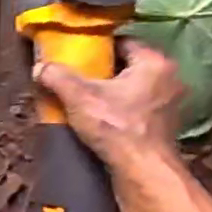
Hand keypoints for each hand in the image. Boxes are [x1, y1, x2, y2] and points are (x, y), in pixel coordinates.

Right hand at [34, 42, 184, 169]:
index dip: (98, 48)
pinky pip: (140, 106)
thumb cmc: (115, 126)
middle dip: (104, 71)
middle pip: (129, 65)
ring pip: (135, 87)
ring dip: (113, 91)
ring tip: (87, 100)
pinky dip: (122, 108)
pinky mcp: (166, 123)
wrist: (142, 169)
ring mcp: (172, 102)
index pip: (123, 42)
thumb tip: (39, 67)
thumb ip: (57, 77)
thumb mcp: (78, 97)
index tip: (78, 58)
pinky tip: (104, 118)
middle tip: (78, 79)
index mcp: (154, 62)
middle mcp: (170, 77)